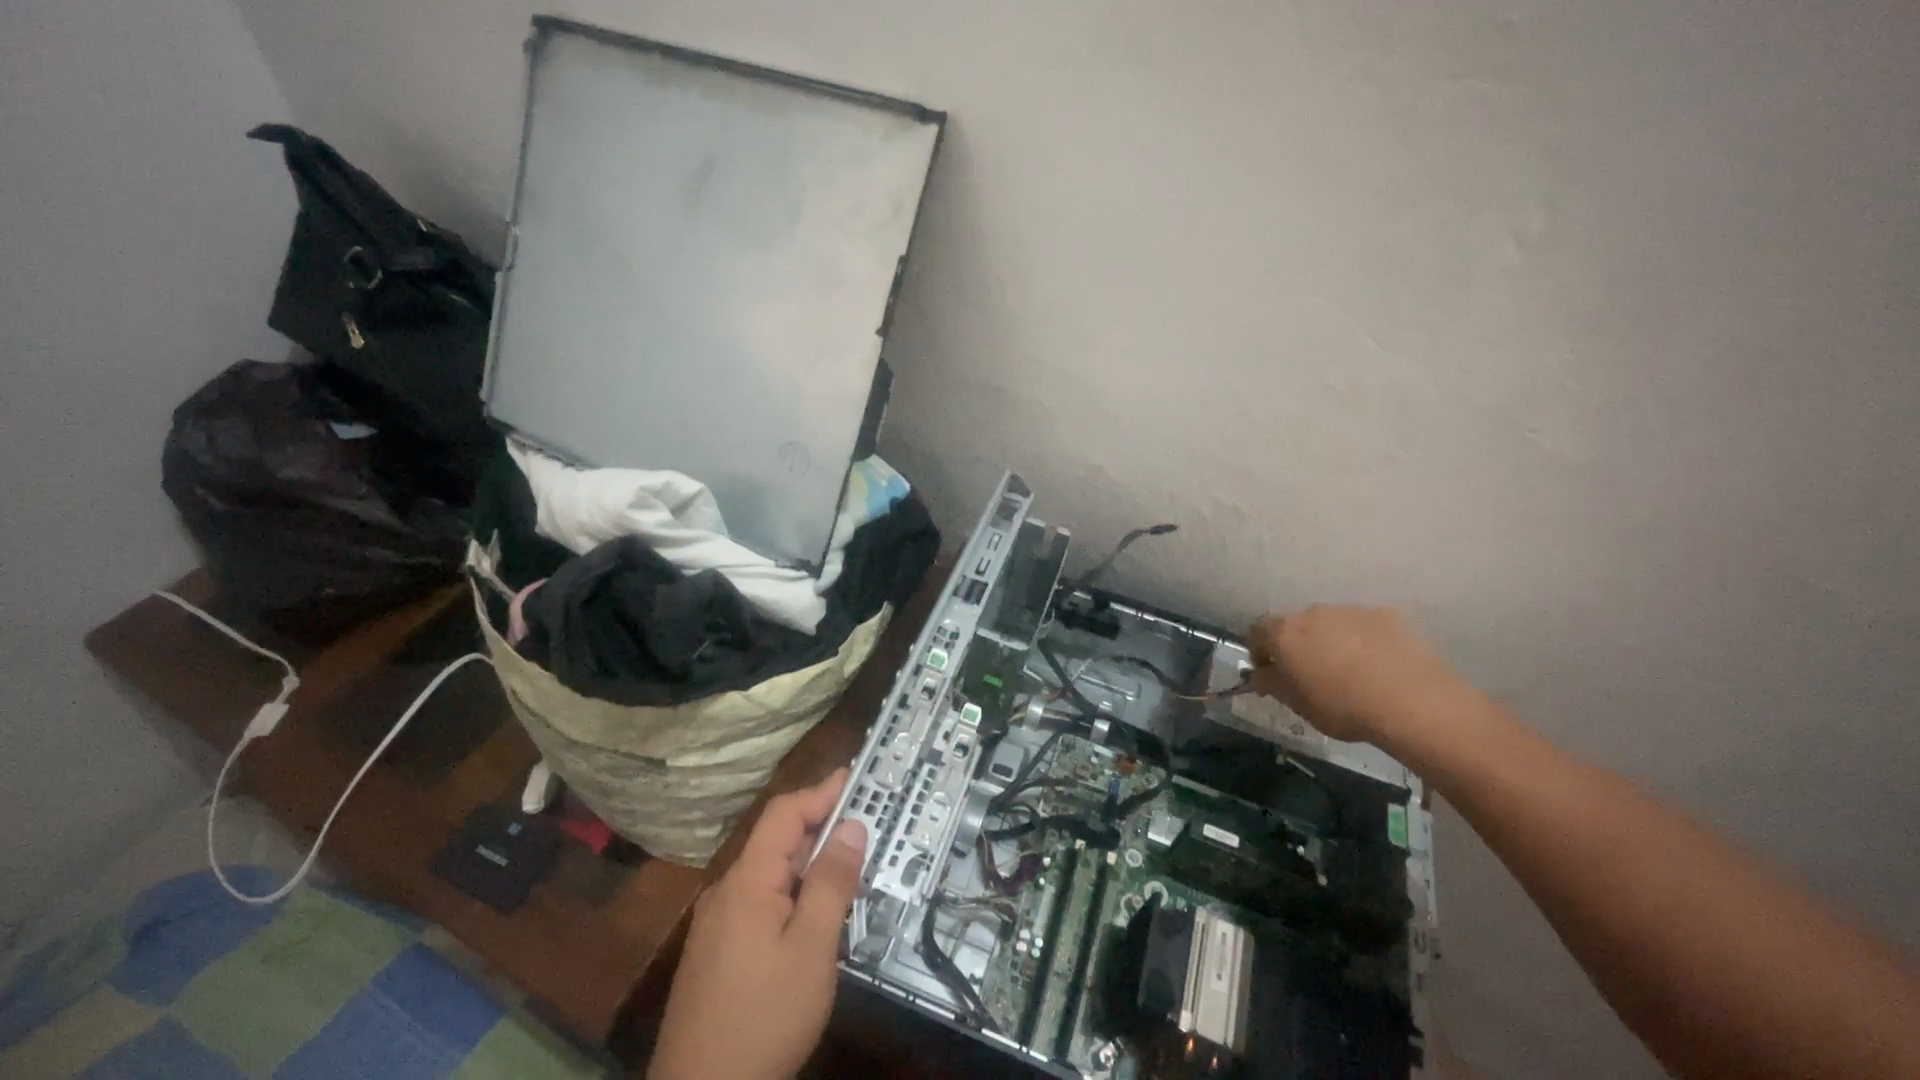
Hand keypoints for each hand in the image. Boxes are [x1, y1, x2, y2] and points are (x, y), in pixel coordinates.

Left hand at [648, 769, 867, 1079]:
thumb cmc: (765, 1016)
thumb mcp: (812, 950)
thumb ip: (831, 884)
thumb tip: (851, 826)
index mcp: (747, 883)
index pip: (784, 815)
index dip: (821, 791)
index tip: (857, 776)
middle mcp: (727, 893)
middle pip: (775, 842)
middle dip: (820, 825)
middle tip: (867, 820)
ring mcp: (718, 924)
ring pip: (769, 875)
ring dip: (808, 861)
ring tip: (850, 862)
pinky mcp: (718, 953)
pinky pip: (760, 902)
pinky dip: (793, 891)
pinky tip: (815, 912)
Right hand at [1246, 605, 1473, 745]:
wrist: (1411, 701)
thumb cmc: (1342, 707)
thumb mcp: (1298, 705)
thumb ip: (1272, 684)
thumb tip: (1259, 675)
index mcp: (1286, 633)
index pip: (1258, 631)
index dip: (1258, 650)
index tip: (1268, 672)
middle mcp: (1314, 613)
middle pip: (1297, 625)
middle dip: (1298, 645)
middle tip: (1310, 674)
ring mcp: (1352, 610)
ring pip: (1332, 624)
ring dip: (1331, 641)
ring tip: (1349, 671)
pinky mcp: (1386, 615)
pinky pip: (1364, 626)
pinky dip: (1363, 641)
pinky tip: (1379, 666)